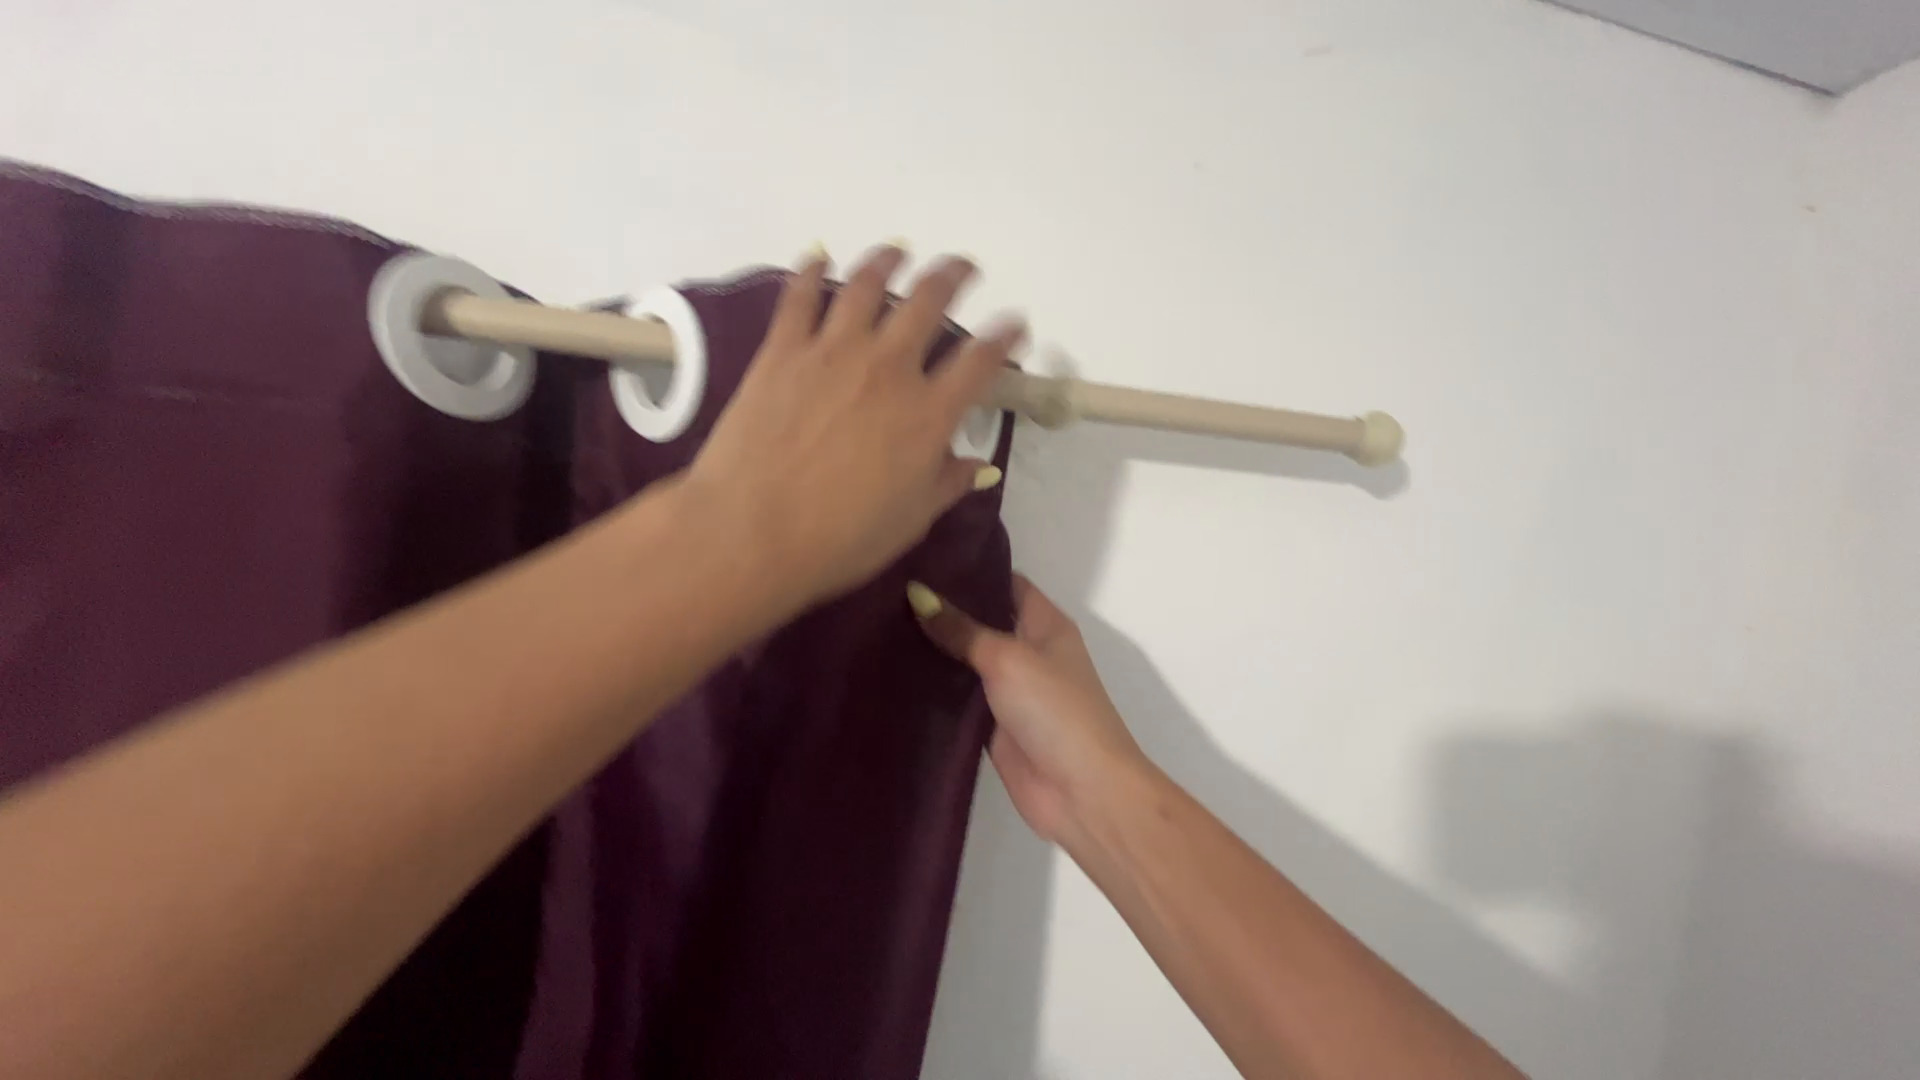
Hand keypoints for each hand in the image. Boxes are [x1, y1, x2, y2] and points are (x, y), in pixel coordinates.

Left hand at [681, 245, 1024, 607]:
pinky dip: (811, 271)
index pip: (980, 361)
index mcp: (928, 414)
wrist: (750, 532)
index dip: (1004, 336)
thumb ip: (947, 484)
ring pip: (868, 285)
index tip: (1014, 324)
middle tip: (962, 270)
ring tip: (898, 253)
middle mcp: (888, 369)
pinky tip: (818, 256)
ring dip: (888, 261)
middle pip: (929, 303)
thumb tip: (978, 465)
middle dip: (953, 277)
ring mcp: (832, 352)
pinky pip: (800, 296)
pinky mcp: (782, 350)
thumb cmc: (839, 538)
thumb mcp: (910, 520)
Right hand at [909, 576, 1148, 844]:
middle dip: (942, 608)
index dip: (969, 569)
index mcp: (1045, 624)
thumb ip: (962, 629)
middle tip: (887, 588)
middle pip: (981, 620)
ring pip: (965, 660)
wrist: (1081, 791)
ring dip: (932, 648)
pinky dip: (932, 688)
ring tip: (877, 621)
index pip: (1005, 582)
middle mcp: (1028, 651)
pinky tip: (890, 671)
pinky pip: (957, 699)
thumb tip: (917, 594)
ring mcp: (1009, 690)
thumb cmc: (1055, 710)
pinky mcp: (991, 726)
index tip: (922, 557)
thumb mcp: (1007, 658)